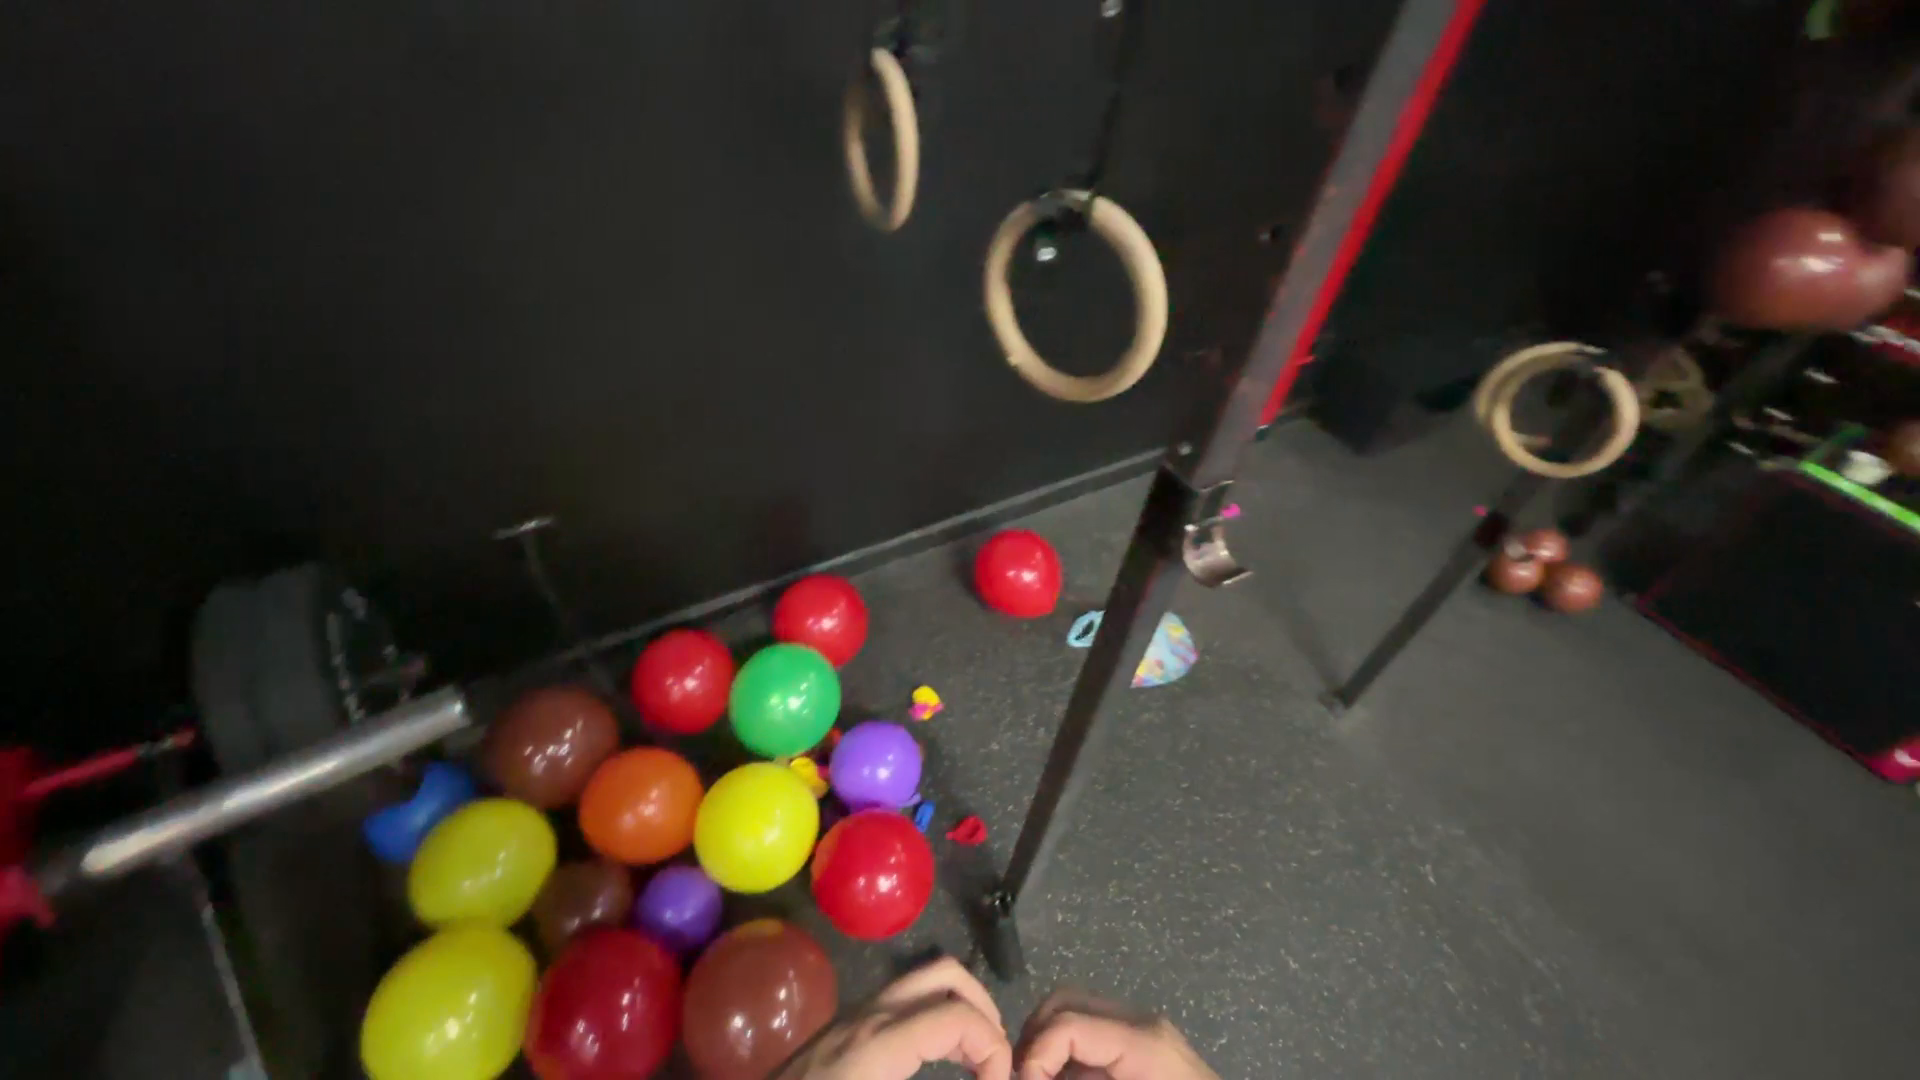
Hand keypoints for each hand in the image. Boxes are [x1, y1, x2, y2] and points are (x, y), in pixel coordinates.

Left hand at [778, 956, 1012, 1079]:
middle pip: (945, 974)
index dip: (993, 1047)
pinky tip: (938, 1056)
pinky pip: (902, 1000)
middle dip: (983, 1009)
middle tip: (994, 1061)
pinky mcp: (845, 1027)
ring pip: (923, 980)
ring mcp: (856, 1015)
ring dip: (960, 1007)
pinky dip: (934, 1013)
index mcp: (880, 1043)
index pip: (958, 1015)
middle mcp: (871, 1014)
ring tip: (976, 1058)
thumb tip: (989, 1079)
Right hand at [1015, 990, 1218, 1079]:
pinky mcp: (1145, 1046)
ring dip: (1048, 1045)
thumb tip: (1028, 1075)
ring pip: (1076, 1012)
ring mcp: (1145, 1031)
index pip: (1067, 1024)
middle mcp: (1142, 1024)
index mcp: (1143, 1044)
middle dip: (1034, 1041)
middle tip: (1021, 1077)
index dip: (1035, 1057)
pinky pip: (1095, 1034)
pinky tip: (1063, 1079)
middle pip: (1065, 1002)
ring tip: (1039, 1077)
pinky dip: (1070, 1055)